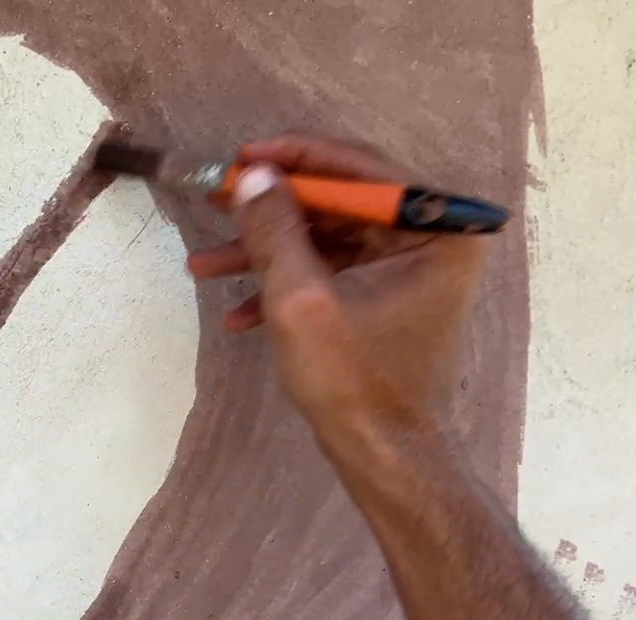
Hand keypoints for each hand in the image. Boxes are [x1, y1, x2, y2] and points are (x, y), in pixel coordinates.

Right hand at [187, 134, 488, 448]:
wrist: (374, 446)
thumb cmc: (348, 376)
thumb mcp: (300, 299)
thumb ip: (275, 232)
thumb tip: (252, 176)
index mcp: (433, 227)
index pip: (358, 172)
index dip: (294, 161)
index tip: (241, 158)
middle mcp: (428, 238)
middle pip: (334, 207)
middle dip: (266, 214)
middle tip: (213, 205)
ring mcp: (403, 269)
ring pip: (320, 243)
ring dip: (260, 256)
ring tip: (202, 267)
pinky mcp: (379, 296)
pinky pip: (324, 276)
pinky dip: (279, 289)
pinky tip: (236, 313)